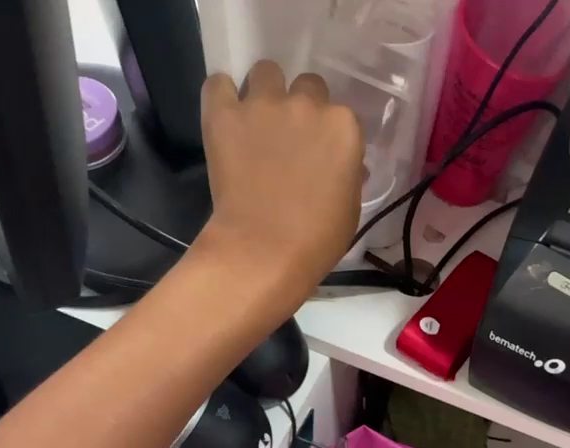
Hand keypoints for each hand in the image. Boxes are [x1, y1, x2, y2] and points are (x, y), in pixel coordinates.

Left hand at [194, 61, 364, 307]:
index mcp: (344, 127)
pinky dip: (222, 96)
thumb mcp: (350, 211)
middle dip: (301, 108)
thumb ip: (349, 176)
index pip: (341, 115)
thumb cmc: (317, 241)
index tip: (320, 155)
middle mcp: (306, 105)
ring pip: (265, 73)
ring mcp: (263, 105)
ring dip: (265, 93)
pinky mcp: (224, 113)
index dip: (329, 135)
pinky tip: (227, 118)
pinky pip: (219, 84)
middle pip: (307, 86)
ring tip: (258, 124)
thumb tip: (347, 167)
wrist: (264, 251)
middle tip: (290, 140)